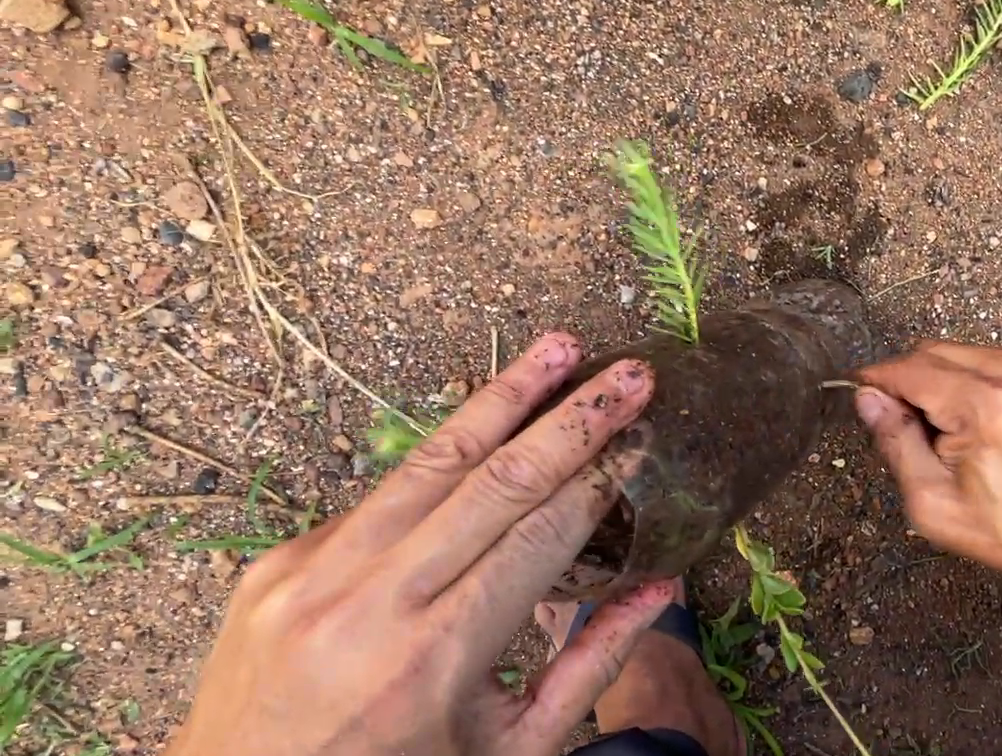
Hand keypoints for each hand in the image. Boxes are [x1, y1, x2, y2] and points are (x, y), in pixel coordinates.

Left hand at [168, 334, 672, 755]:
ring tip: (561, 345)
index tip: (645, 438)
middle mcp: (369, 604)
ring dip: (508, 393)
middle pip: (499, 479)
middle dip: (577, 417)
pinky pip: (388, 494)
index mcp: (435, 658)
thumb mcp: (509, 750)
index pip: (543, 532)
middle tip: (632, 373)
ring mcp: (310, 574)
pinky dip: (451, 455)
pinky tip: (494, 425)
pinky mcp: (277, 562)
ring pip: (435, 457)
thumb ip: (591, 665)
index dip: (602, 478)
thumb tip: (664, 585)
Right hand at [854, 342, 1001, 582]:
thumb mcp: (932, 500)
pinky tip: (960, 419)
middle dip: (902, 383)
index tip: (852, 394)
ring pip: (948, 351)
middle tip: (900, 429)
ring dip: (928, 380)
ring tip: (935, 430)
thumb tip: (866, 397)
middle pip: (927, 353)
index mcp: (984, 406)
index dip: (875, 381)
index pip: (909, 371)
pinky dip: (954, 379)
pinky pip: (973, 358)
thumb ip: (896, 440)